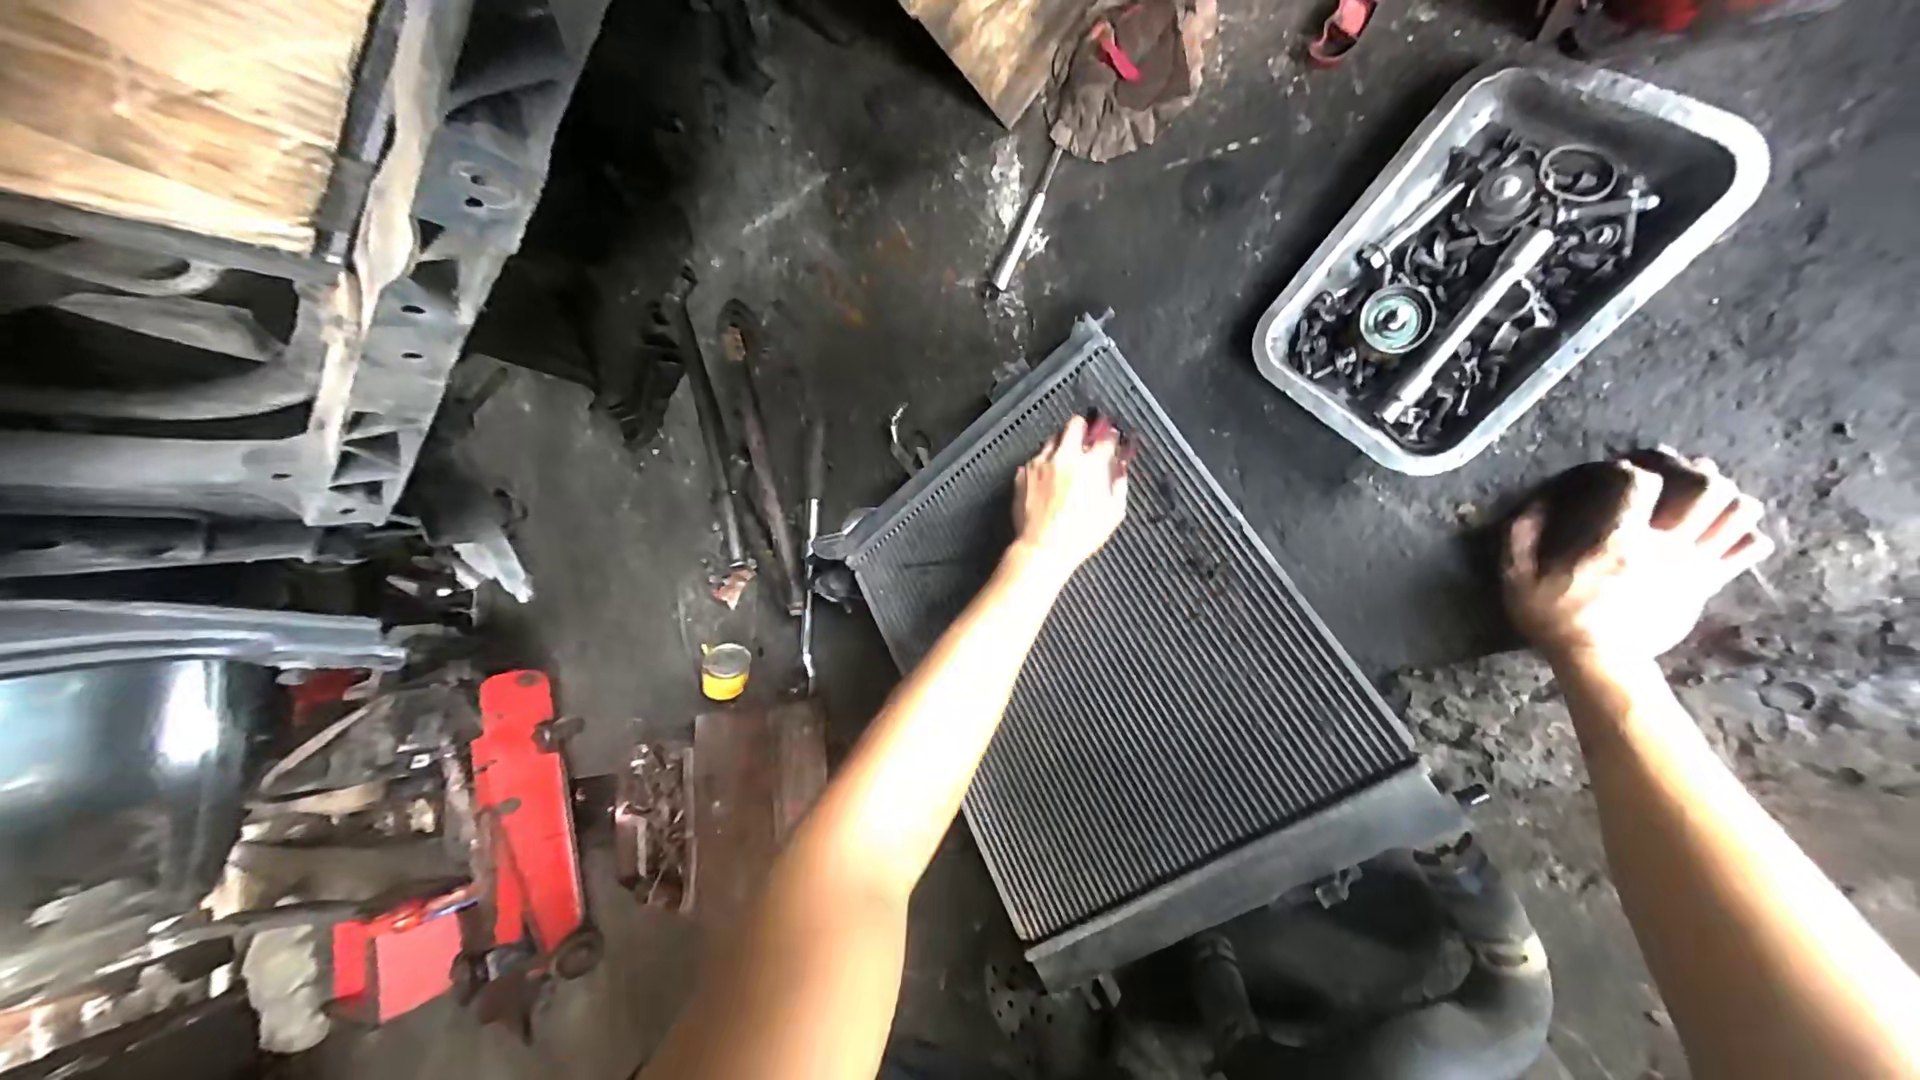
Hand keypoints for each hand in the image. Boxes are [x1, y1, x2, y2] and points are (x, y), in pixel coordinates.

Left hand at [1010, 413, 1130, 579]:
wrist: (1042, 549)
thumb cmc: (1078, 536)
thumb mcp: (1113, 513)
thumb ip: (1119, 483)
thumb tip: (1120, 468)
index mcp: (1089, 465)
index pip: (1105, 437)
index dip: (1110, 438)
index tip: (1111, 441)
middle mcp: (1063, 458)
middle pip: (1075, 424)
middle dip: (1083, 430)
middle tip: (1087, 442)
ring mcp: (1040, 464)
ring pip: (1052, 439)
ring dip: (1062, 446)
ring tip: (1067, 463)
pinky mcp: (1023, 473)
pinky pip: (1036, 459)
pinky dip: (1045, 464)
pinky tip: (1050, 479)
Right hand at [1505, 456, 1773, 666]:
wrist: (1600, 659)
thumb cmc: (1554, 617)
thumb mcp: (1517, 577)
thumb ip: (1522, 537)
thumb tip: (1537, 503)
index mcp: (1617, 540)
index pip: (1640, 482)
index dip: (1626, 468)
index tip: (1610, 471)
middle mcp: (1665, 545)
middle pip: (1706, 486)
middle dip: (1685, 467)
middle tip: (1663, 465)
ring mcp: (1694, 564)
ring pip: (1737, 510)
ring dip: (1722, 493)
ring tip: (1695, 491)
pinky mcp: (1708, 582)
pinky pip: (1749, 547)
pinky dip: (1743, 530)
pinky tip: (1720, 529)